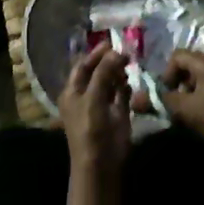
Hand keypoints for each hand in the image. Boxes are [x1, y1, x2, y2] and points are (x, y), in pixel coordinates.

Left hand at [59, 45, 130, 173]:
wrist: (101, 162)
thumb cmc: (91, 128)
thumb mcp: (93, 98)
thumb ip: (103, 73)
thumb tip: (115, 51)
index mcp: (73, 91)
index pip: (82, 66)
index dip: (95, 54)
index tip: (111, 42)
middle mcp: (86, 95)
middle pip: (98, 72)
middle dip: (109, 61)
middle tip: (125, 51)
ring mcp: (102, 104)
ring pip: (110, 82)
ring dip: (119, 73)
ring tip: (129, 64)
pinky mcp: (117, 114)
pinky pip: (122, 95)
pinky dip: (126, 88)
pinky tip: (130, 84)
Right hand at [157, 51, 203, 155]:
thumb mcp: (189, 111)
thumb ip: (164, 101)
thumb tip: (141, 97)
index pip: (177, 56)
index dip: (166, 74)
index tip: (167, 95)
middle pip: (189, 66)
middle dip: (179, 85)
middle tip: (178, 107)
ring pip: (202, 78)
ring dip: (192, 93)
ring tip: (192, 114)